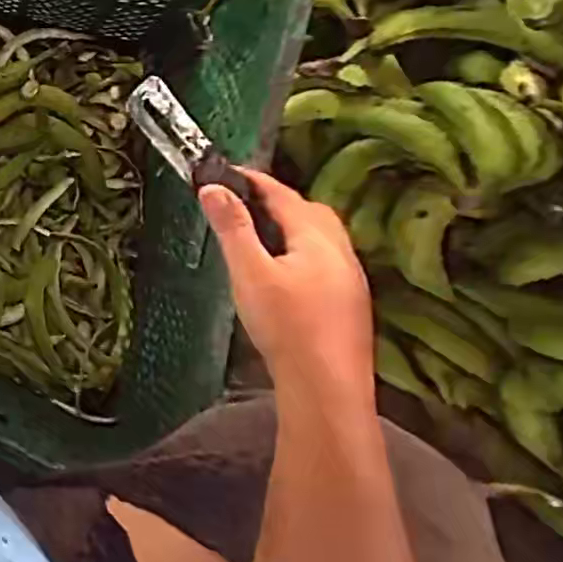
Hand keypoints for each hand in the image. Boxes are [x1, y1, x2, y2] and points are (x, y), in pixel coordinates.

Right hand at [199, 168, 372, 409]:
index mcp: (319, 241)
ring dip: (292, 224)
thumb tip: (212, 187)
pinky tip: (281, 267)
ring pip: (322, 237)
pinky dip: (300, 247)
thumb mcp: (249, 272)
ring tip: (258, 230)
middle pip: (312, 212)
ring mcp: (350, 282)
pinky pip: (323, 259)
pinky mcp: (348, 305)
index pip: (285, 196)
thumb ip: (232, 227)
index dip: (255, 179)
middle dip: (278, 199)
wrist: (327, 391)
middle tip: (242, 199)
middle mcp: (342, 255)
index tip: (226, 170)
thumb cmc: (286, 326)